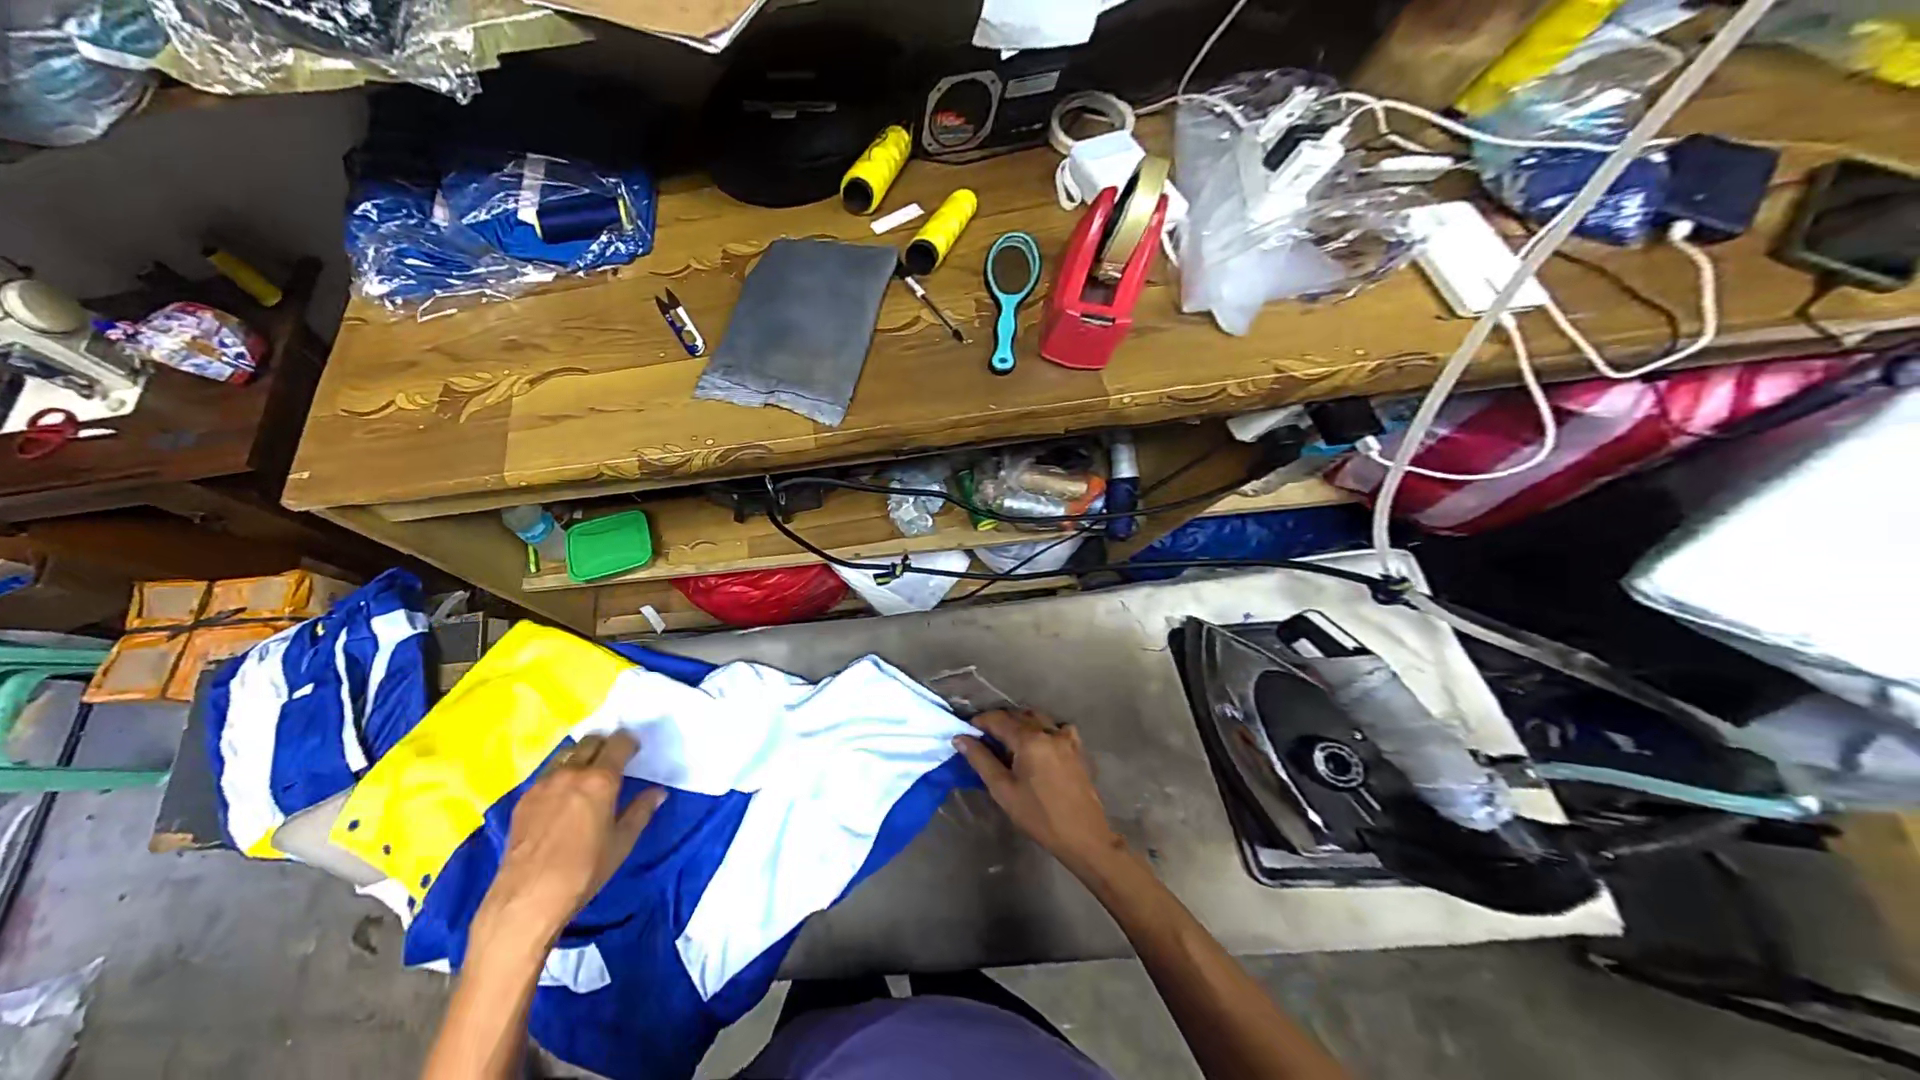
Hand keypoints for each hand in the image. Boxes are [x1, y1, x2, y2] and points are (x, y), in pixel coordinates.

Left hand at [474, 732, 665, 951]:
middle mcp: (571, 773)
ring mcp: (543, 784)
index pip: (619, 743)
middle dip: (605, 745)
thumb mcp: (622, 842)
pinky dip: (561, 774)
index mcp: (600, 779)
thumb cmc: (584, 870)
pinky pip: (548, 773)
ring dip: (581, 756)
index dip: (630, 743)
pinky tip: (563, 796)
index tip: (635, 752)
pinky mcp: (524, 798)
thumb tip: (658, 793)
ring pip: (567, 754)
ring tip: (587, 776)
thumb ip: (641, 811)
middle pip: (591, 741)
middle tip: (614, 761)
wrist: (528, 897)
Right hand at [953, 709, 1126, 875]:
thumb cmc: (1038, 816)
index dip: (981, 722)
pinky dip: (1045, 729)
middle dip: (1000, 721)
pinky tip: (1041, 744)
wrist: (1082, 835)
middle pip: (1019, 715)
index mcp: (1029, 739)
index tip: (967, 730)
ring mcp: (1068, 738)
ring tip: (1010, 740)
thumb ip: (981, 760)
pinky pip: (1059, 728)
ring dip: (1022, 722)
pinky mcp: (1078, 749)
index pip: (999, 720)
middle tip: (985, 737)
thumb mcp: (1003, 790)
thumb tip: (961, 738)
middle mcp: (1049, 731)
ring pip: (1039, 718)